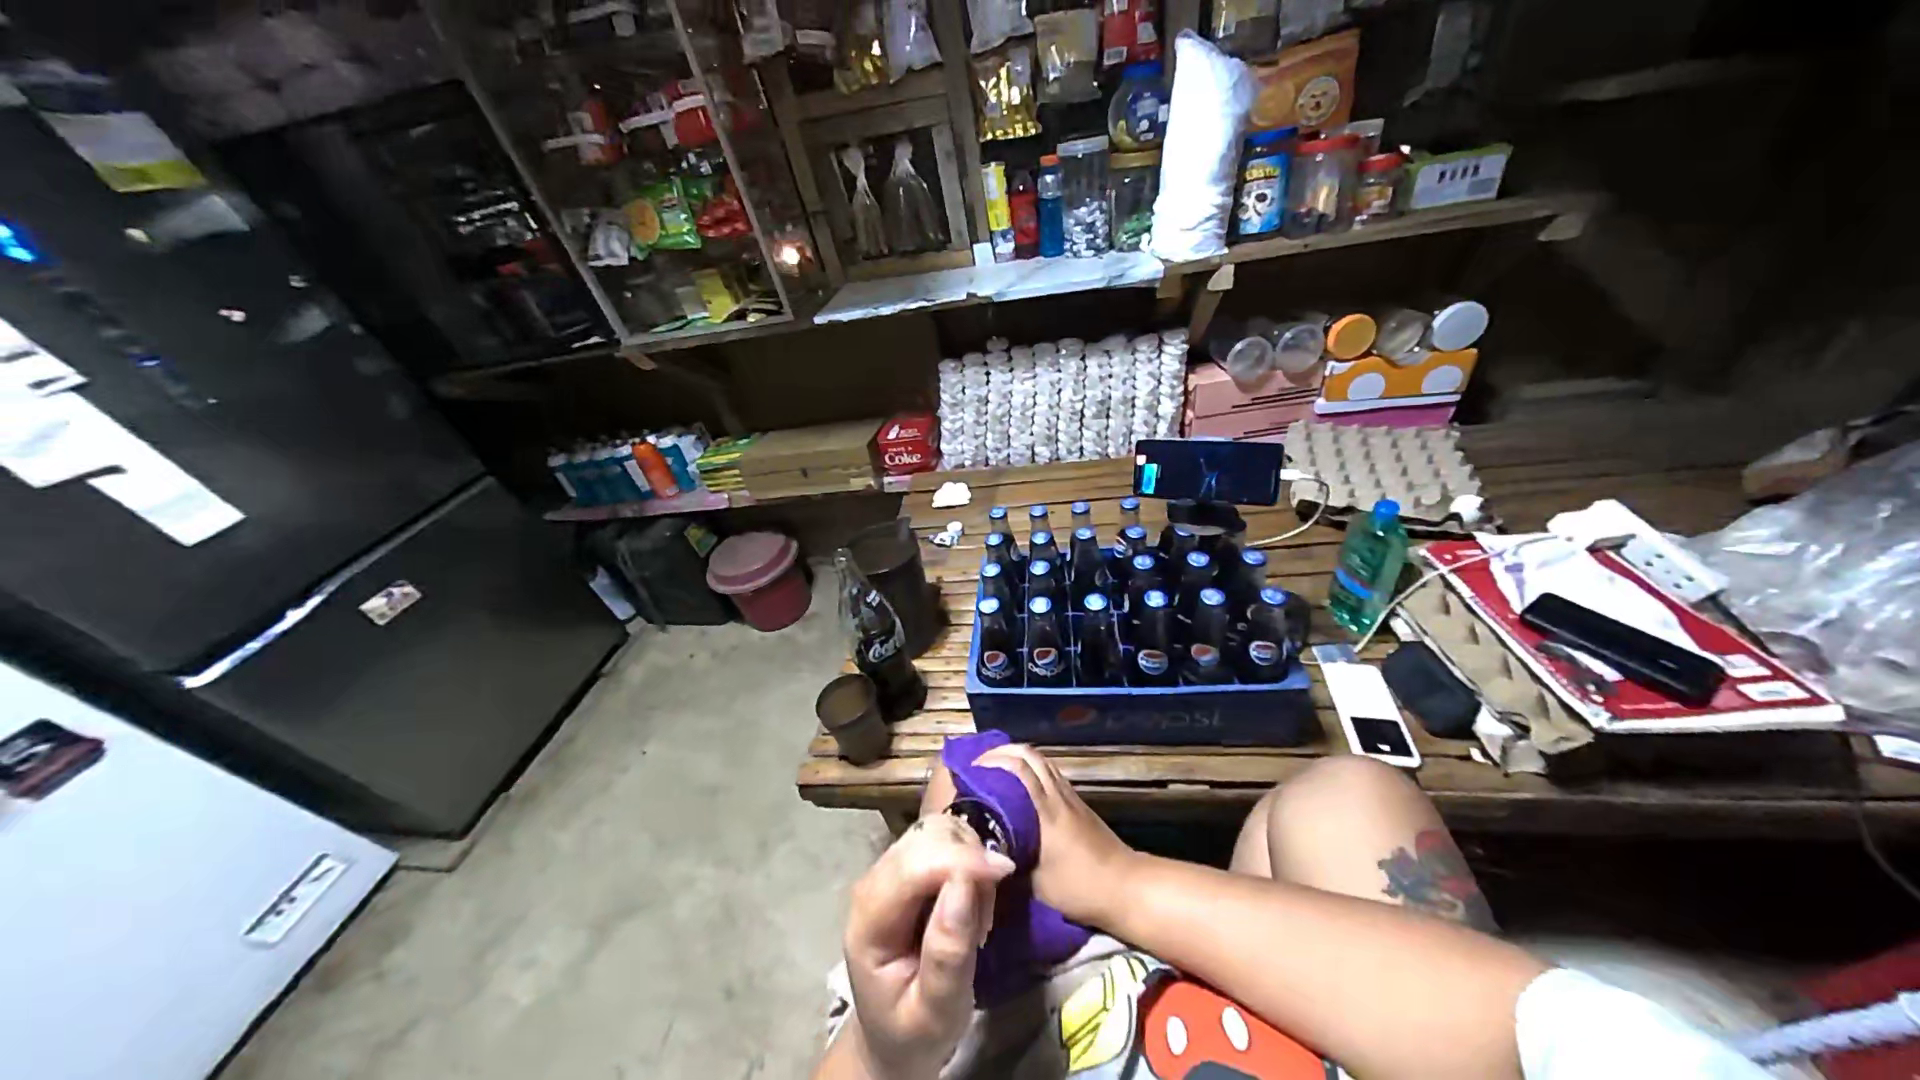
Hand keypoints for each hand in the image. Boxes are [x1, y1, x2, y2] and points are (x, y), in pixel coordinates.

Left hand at [842, 813, 1015, 1079]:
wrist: (894, 1035)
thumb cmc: (913, 1030)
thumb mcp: (935, 1012)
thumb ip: (947, 954)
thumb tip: (963, 886)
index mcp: (869, 920)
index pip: (914, 865)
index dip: (961, 859)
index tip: (1004, 873)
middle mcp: (874, 882)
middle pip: (927, 836)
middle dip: (969, 862)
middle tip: (984, 921)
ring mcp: (889, 868)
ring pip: (938, 829)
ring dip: (971, 859)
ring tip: (976, 916)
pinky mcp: (909, 864)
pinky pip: (945, 838)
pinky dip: (969, 858)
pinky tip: (971, 900)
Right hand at [975, 743, 1135, 928]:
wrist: (1126, 887)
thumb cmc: (1079, 887)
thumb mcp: (1036, 884)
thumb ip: (1009, 863)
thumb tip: (984, 853)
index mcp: (1044, 811)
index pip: (1018, 769)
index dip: (993, 762)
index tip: (971, 770)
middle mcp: (1057, 796)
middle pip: (1031, 755)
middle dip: (1003, 752)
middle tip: (980, 764)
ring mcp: (1071, 798)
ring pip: (1043, 762)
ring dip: (1019, 757)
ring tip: (997, 769)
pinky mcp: (1080, 804)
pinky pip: (1052, 774)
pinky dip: (1033, 769)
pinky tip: (1022, 785)